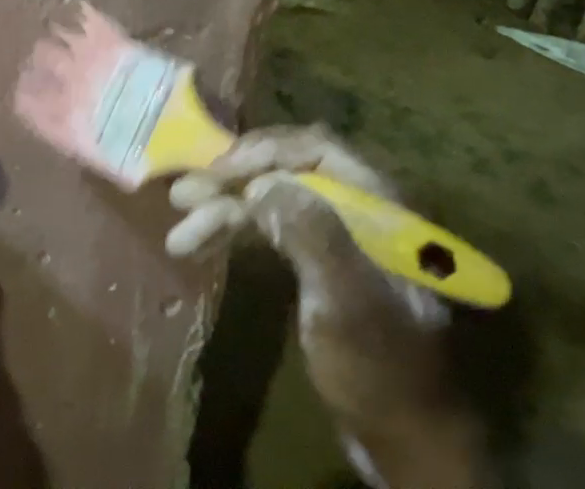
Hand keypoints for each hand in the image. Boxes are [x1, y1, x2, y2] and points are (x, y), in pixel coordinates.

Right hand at [163, 125, 484, 488]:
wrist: (405, 437)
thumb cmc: (379, 366)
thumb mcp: (346, 300)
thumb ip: (311, 233)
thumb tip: (261, 183)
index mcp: (380, 206)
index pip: (317, 149)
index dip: (264, 150)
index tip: (216, 170)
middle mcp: (360, 211)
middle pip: (288, 173)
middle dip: (233, 181)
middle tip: (181, 195)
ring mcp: (338, 238)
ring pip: (274, 205)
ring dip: (226, 211)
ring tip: (179, 232)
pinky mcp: (319, 265)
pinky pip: (273, 233)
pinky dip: (237, 235)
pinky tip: (202, 244)